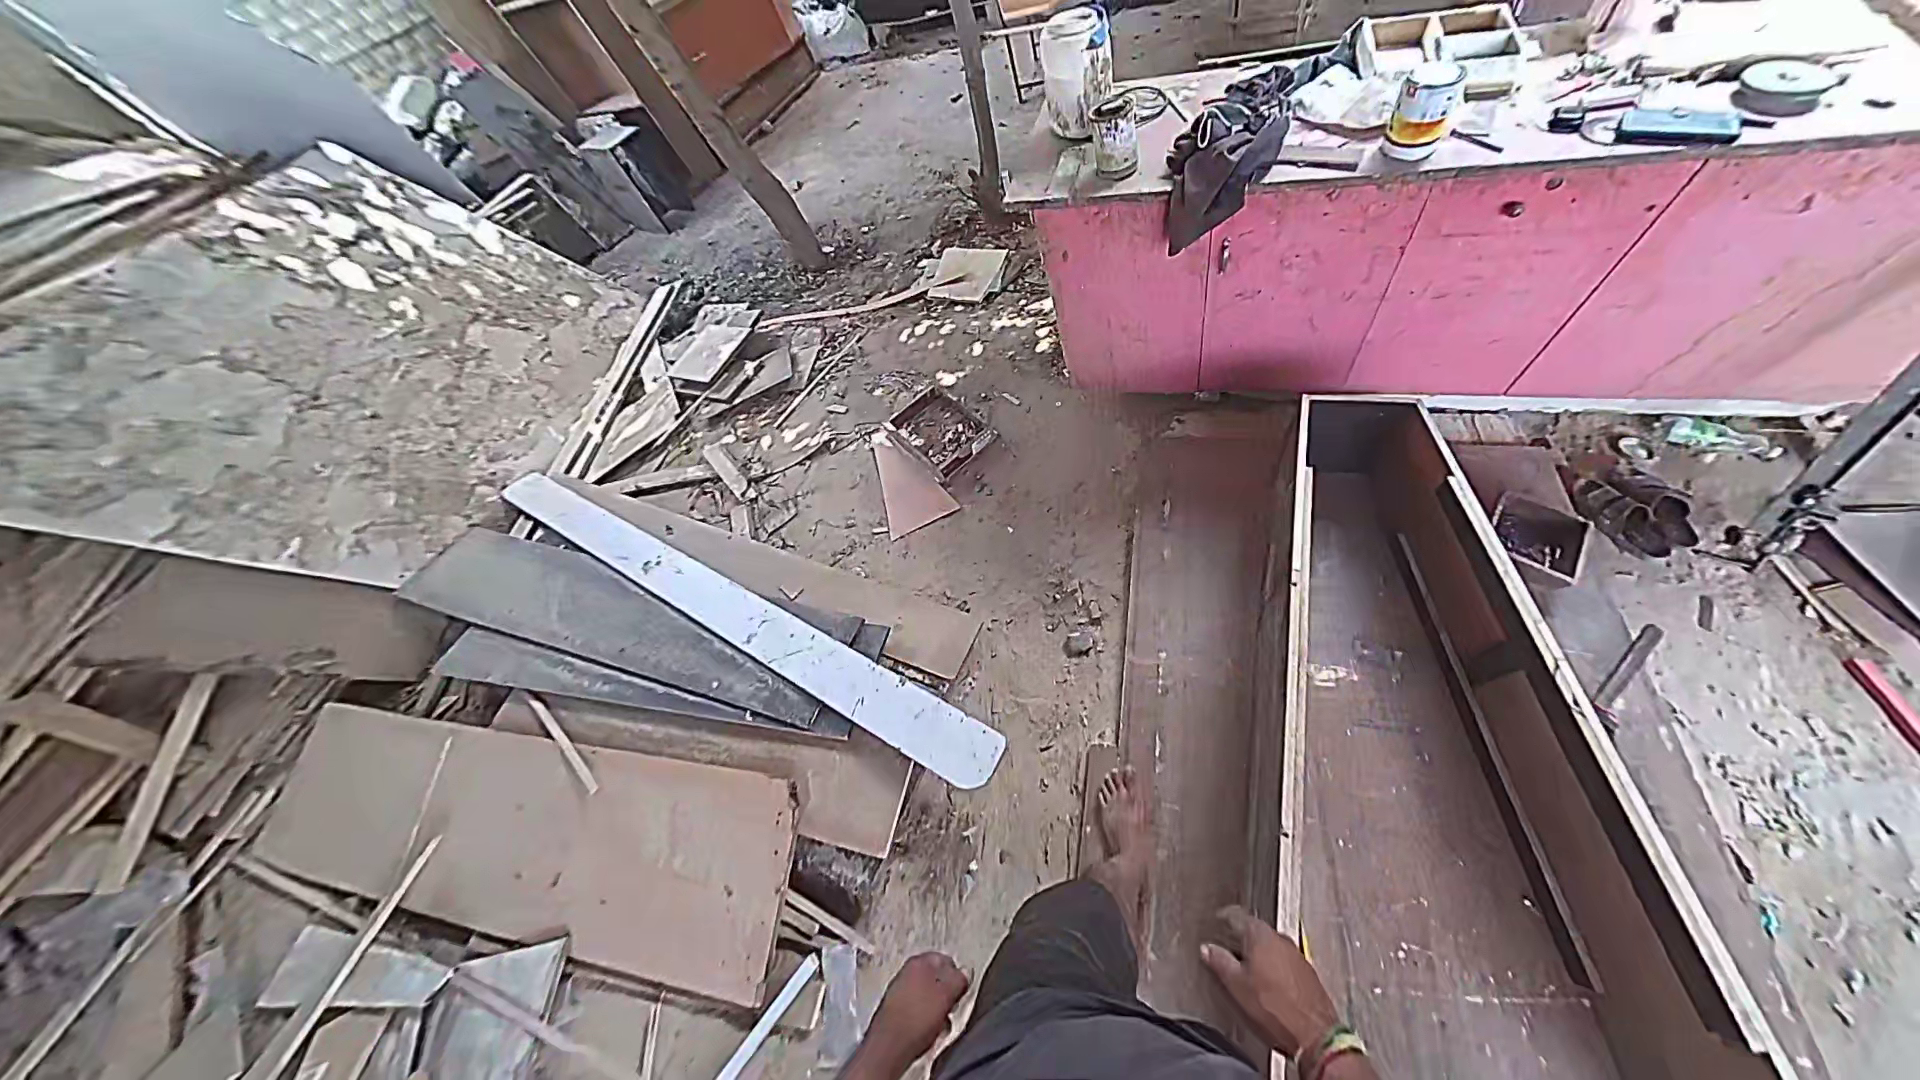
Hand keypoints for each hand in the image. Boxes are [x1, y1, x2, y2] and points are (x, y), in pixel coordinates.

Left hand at [855, 952, 969, 1073]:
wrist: (890, 1045)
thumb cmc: (915, 1018)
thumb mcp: (947, 996)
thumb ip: (959, 980)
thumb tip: (966, 971)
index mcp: (919, 961)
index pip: (946, 960)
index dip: (957, 977)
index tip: (961, 991)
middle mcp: (906, 972)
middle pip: (936, 978)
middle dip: (946, 994)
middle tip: (951, 1008)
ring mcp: (899, 990)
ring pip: (927, 995)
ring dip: (936, 1008)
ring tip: (940, 1024)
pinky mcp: (894, 1010)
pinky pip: (916, 1009)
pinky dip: (924, 1018)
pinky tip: (927, 1030)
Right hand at [1200, 905, 1338, 1057]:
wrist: (1316, 1038)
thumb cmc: (1276, 1009)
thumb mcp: (1236, 985)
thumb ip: (1219, 961)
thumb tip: (1208, 949)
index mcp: (1260, 934)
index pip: (1235, 915)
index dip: (1221, 919)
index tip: (1215, 925)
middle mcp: (1280, 939)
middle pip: (1253, 931)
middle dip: (1239, 941)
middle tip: (1226, 953)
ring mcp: (1298, 956)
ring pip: (1270, 948)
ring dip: (1258, 957)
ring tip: (1247, 975)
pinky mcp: (1309, 975)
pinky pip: (1284, 964)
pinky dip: (1274, 970)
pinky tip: (1269, 988)